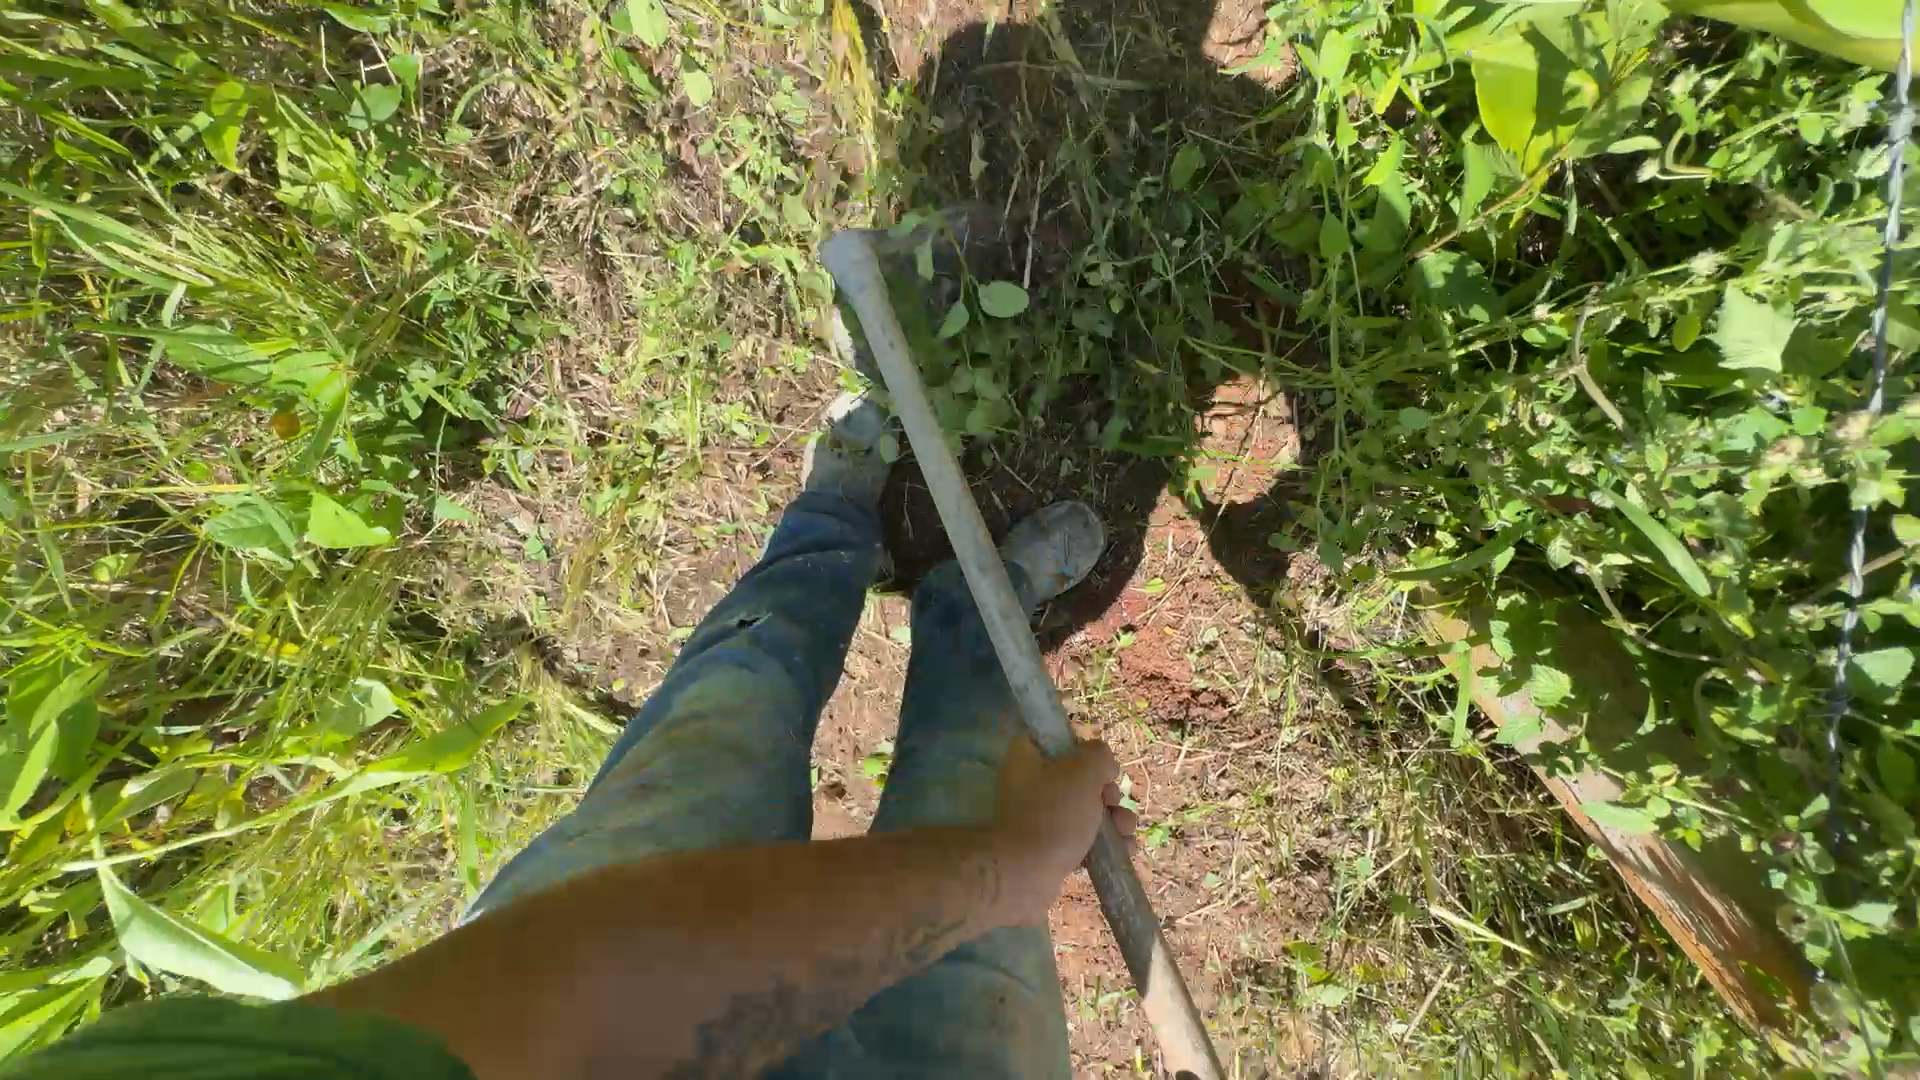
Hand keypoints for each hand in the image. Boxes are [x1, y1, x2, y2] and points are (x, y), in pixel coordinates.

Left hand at [988, 736, 1137, 922]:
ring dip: (1112, 818)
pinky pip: (1083, 836)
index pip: (1057, 739)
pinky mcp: (1049, 845)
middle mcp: (1029, 783)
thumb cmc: (1053, 814)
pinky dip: (1104, 842)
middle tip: (1112, 802)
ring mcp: (1038, 816)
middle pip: (1078, 776)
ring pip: (1085, 808)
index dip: (1084, 749)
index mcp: (1026, 756)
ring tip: (1125, 832)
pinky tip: (1125, 850)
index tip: (1101, 764)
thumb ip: (1098, 756)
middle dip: (1107, 791)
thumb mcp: (1082, 773)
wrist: (1025, 875)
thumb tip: (1104, 762)